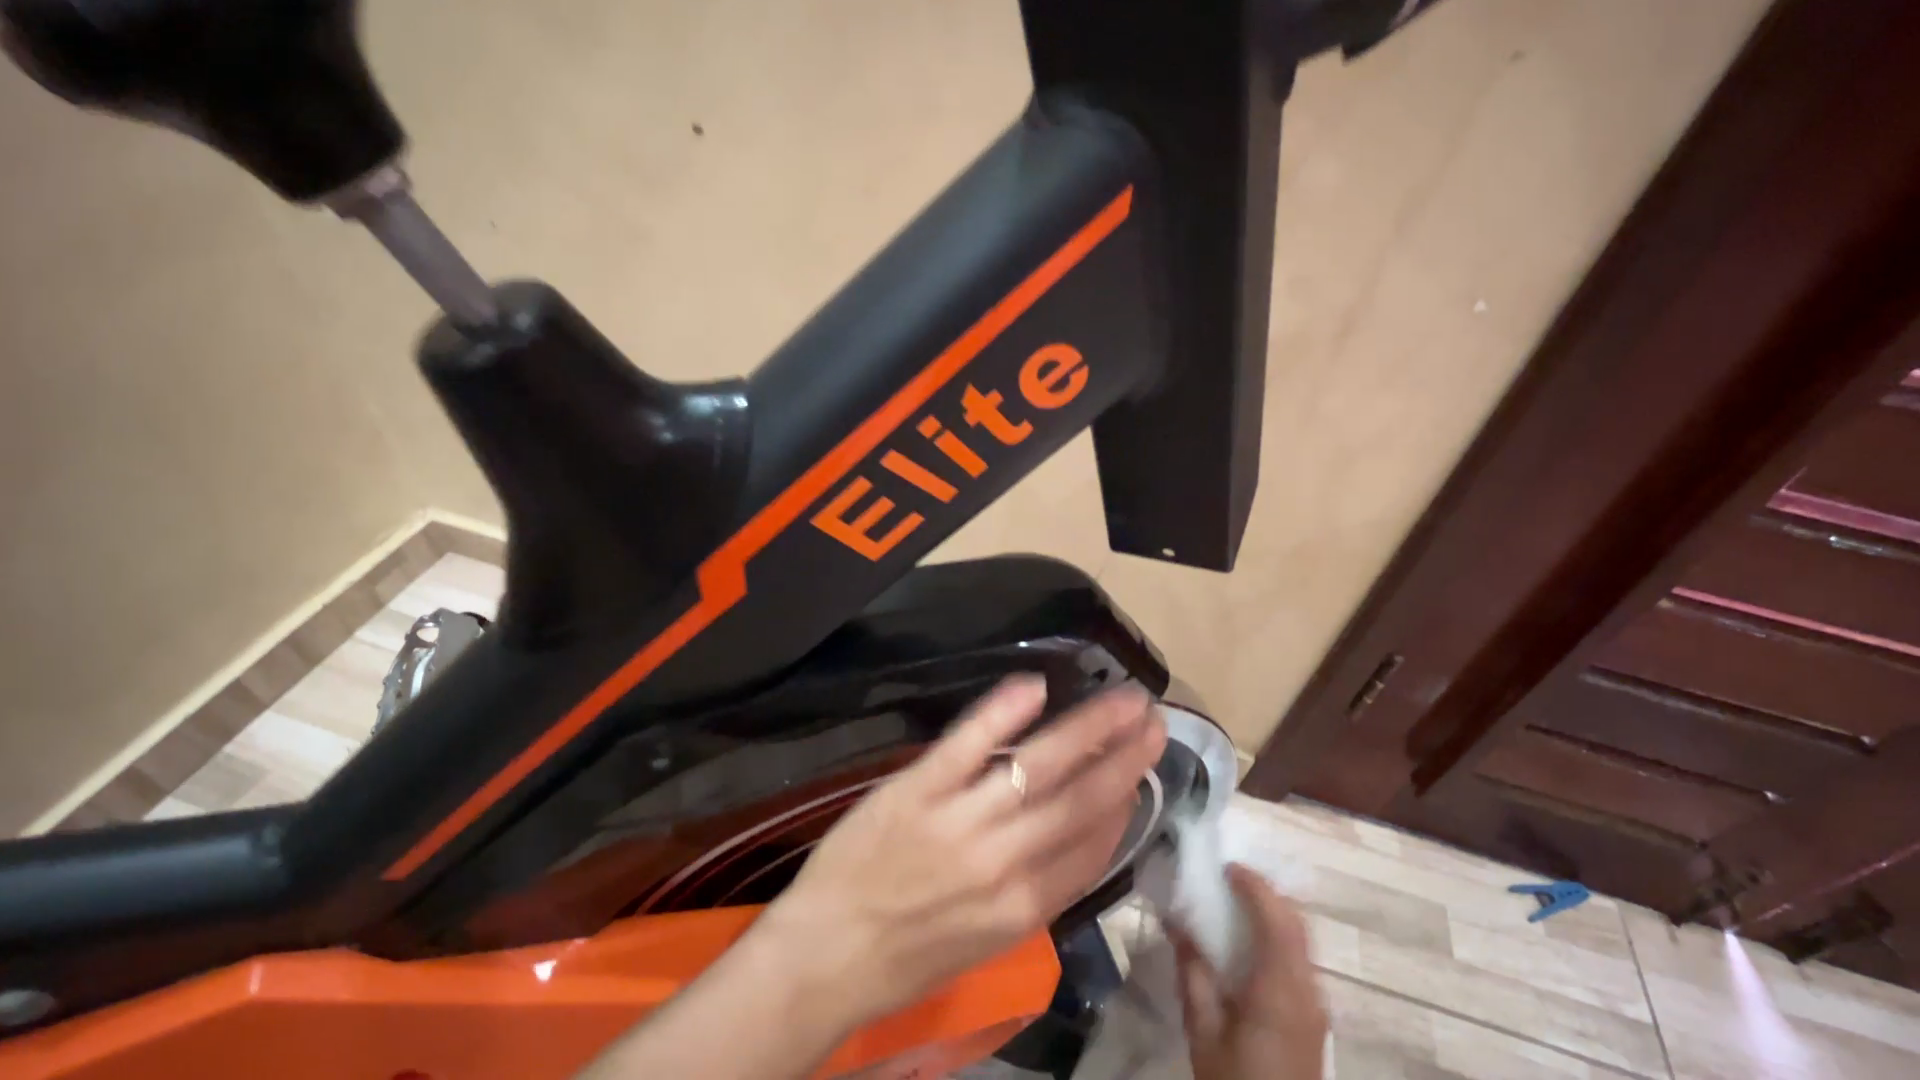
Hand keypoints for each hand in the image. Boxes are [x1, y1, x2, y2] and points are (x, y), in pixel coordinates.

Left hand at [752, 675, 1166, 1026]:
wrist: (827, 956)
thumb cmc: (907, 956)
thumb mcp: (987, 942)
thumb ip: (1034, 894)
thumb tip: (1075, 843)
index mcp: (1026, 906)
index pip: (1094, 847)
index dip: (1124, 806)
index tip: (1142, 774)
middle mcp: (1006, 862)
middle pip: (1081, 800)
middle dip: (1125, 758)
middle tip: (1154, 721)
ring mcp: (961, 821)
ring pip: (1040, 767)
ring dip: (1088, 728)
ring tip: (1125, 699)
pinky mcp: (916, 790)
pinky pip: (968, 744)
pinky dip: (1003, 713)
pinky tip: (1035, 686)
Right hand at [1178, 864, 1328, 1079]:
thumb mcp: (1203, 1033)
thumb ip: (1193, 974)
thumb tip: (1178, 924)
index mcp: (1280, 991)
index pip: (1277, 920)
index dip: (1255, 886)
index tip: (1225, 867)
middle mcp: (1308, 991)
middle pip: (1297, 924)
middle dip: (1266, 894)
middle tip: (1228, 881)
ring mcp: (1316, 1006)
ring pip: (1301, 941)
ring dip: (1273, 915)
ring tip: (1233, 906)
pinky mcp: (1313, 1019)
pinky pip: (1298, 961)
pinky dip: (1276, 938)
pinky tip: (1247, 946)